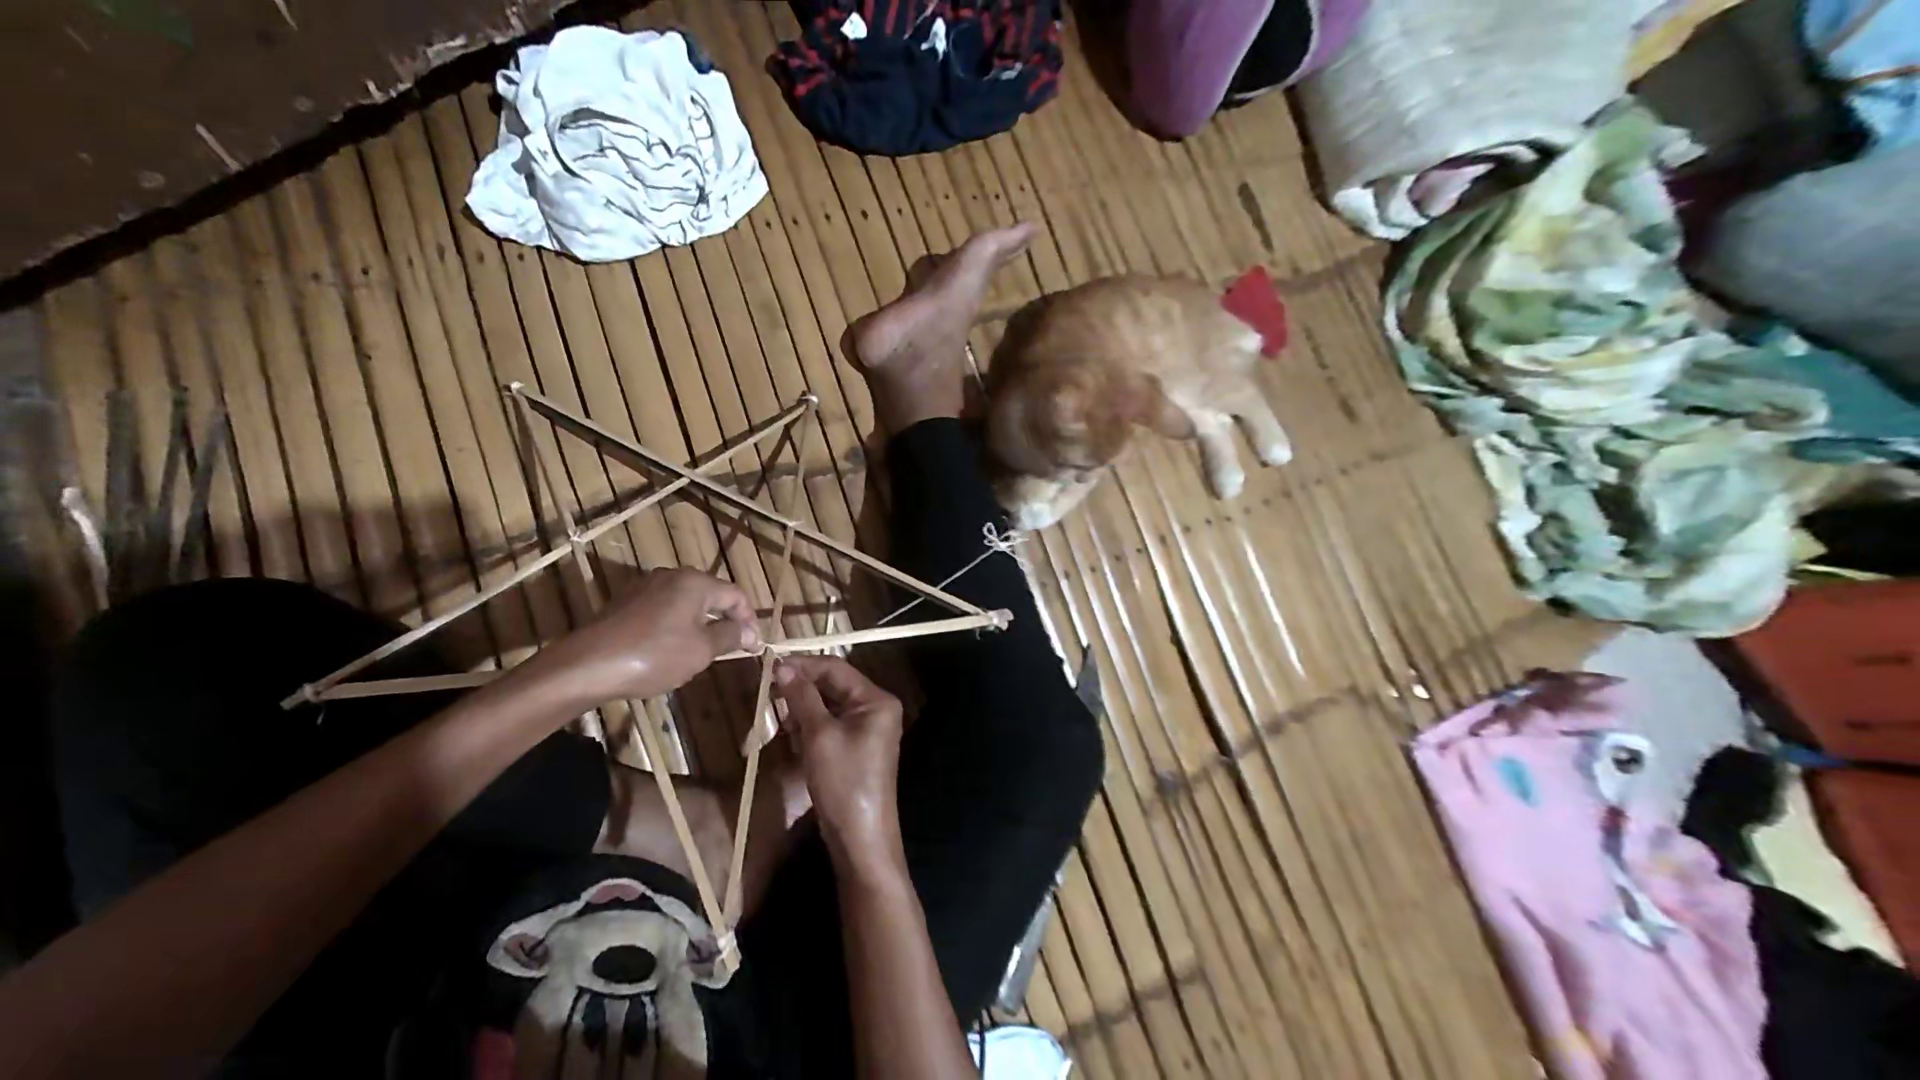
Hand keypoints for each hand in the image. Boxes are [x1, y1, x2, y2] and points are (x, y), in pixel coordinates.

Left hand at [534, 568, 757, 706]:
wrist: (588, 666)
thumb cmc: (655, 655)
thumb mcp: (702, 650)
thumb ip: (730, 636)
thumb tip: (749, 632)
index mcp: (695, 582)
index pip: (735, 595)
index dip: (749, 621)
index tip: (754, 647)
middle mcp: (671, 576)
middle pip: (710, 595)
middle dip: (725, 621)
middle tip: (733, 648)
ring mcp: (644, 587)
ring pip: (685, 603)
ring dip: (700, 625)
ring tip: (704, 652)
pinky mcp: (625, 603)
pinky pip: (663, 611)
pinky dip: (676, 627)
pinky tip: (671, 651)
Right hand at [773, 656, 904, 870]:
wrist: (859, 837)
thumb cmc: (843, 782)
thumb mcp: (819, 736)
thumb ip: (801, 697)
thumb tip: (782, 665)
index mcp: (876, 699)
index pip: (836, 668)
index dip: (803, 665)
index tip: (770, 665)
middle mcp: (876, 708)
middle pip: (833, 686)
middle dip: (801, 690)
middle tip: (769, 693)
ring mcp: (867, 728)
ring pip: (828, 706)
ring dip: (803, 711)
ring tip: (783, 723)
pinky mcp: (856, 746)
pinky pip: (830, 725)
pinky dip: (810, 728)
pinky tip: (794, 739)